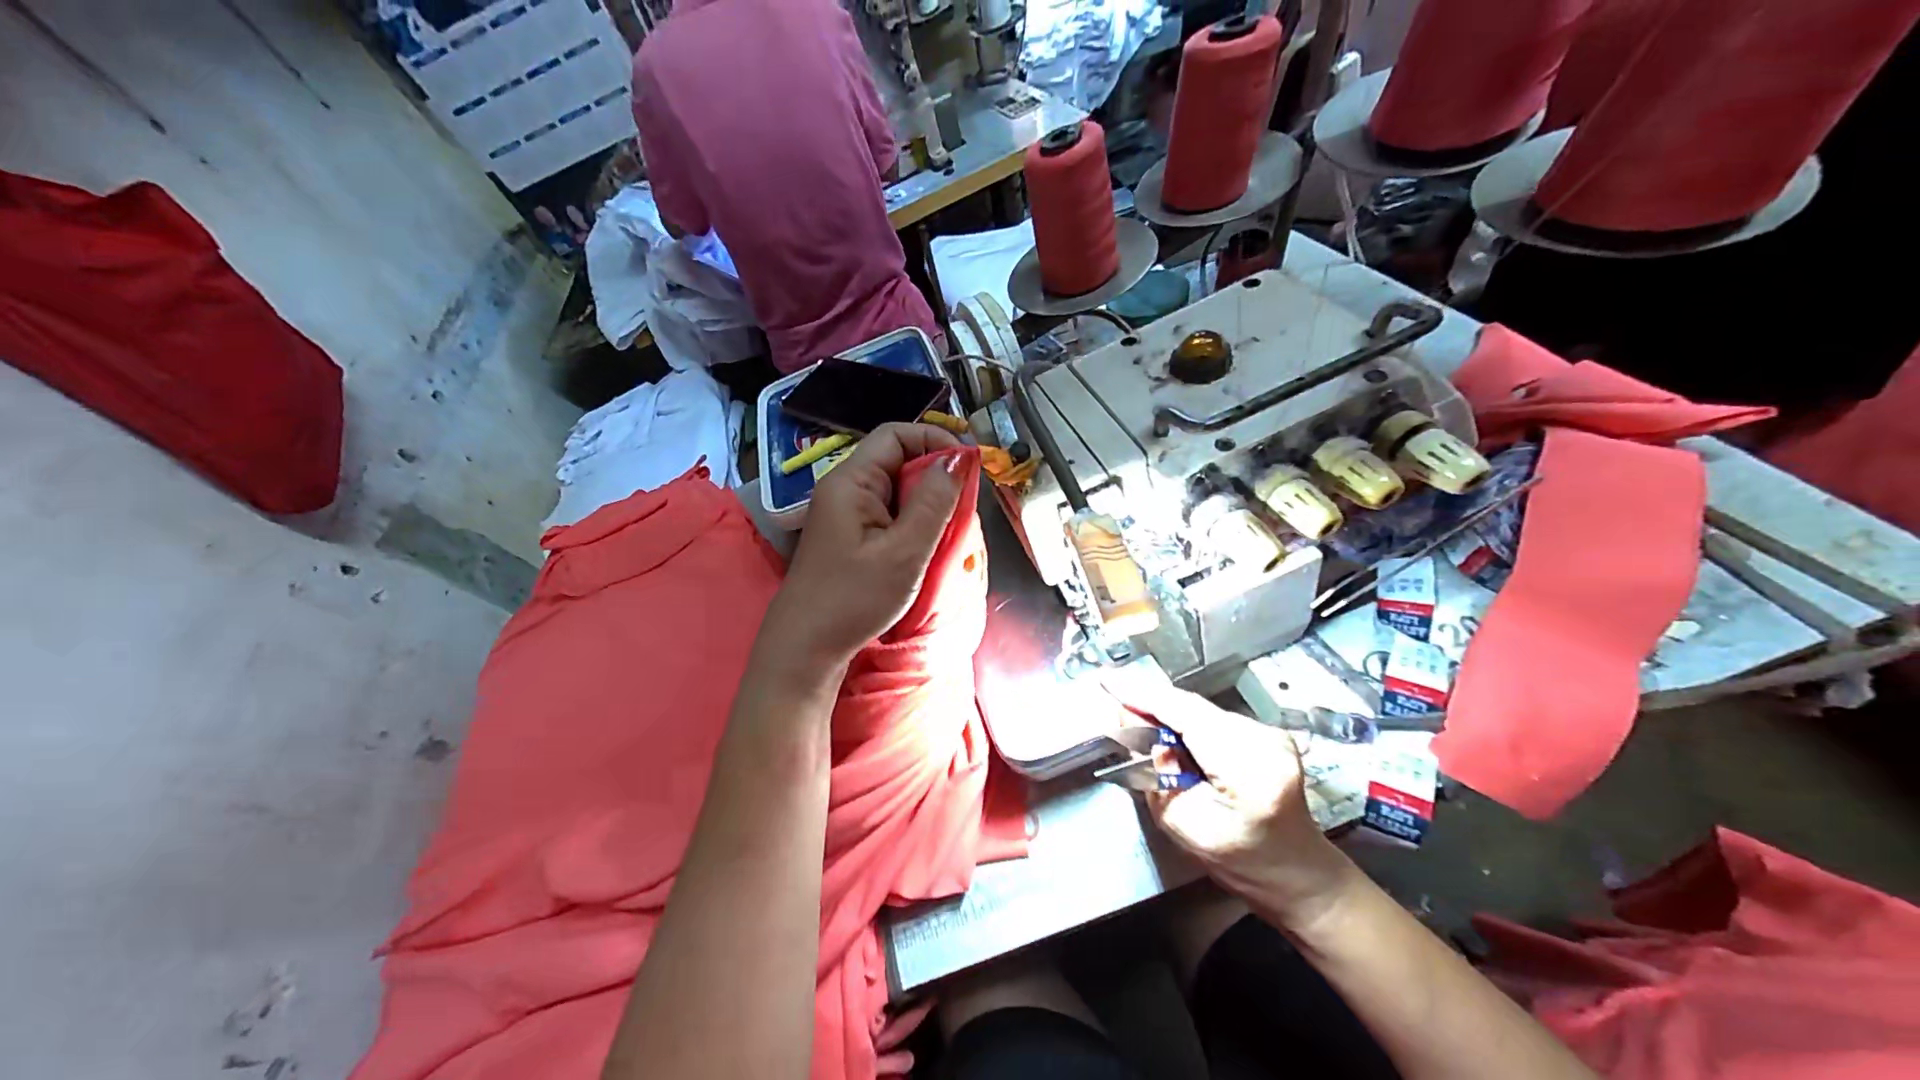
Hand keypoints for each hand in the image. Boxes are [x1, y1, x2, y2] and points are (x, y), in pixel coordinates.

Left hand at [760, 423, 963, 670]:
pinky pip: (889, 514)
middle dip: (935, 477)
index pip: (896, 434)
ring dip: (927, 504)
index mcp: (851, 481)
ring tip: (948, 531)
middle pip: (898, 460)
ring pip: (897, 490)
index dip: (935, 440)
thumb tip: (959, 458)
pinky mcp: (850, 536)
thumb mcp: (905, 551)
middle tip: (963, 508)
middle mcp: (845, 489)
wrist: (806, 646)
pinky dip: (913, 523)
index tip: (967, 467)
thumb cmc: (854, 599)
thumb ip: (934, 502)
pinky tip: (926, 548)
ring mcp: (845, 513)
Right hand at [1101, 671, 1360, 929]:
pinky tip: (1175, 739)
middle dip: (1152, 705)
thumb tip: (1136, 727)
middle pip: (1194, 708)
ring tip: (1143, 729)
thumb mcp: (1185, 827)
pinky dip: (1189, 723)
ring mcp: (1272, 734)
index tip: (1109, 681)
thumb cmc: (1241, 863)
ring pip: (1202, 711)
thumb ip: (1157, 775)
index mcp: (1249, 770)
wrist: (1297, 873)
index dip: (1145, 697)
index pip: (1188, 716)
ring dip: (1169, 715)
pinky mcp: (1268, 733)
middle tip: (1116, 709)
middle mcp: (1266, 742)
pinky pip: (1214, 718)